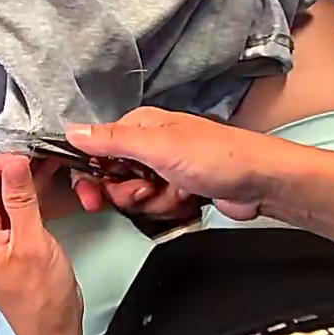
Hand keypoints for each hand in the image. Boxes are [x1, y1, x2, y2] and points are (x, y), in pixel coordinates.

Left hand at [0, 154, 82, 334]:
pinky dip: (30, 194)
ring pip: (3, 196)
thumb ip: (21, 199)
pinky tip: (47, 177)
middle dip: (10, 168)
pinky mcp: (12, 240)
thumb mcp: (32, 242)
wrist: (54, 332)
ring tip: (45, 158)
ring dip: (22, 178)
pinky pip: (16, 209)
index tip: (22, 155)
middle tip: (37, 153)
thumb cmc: (41, 295)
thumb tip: (14, 161)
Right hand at [66, 107, 288, 220]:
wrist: (262, 183)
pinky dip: (169, 207)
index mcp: (137, 127)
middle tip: (147, 191)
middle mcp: (145, 145)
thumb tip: (71, 131)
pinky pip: (155, 206)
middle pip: (111, 179)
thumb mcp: (156, 146)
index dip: (89, 177)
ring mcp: (161, 168)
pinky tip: (188, 199)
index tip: (91, 196)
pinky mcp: (175, 189)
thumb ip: (110, 141)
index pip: (94, 152)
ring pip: (133, 197)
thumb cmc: (214, 156)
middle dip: (127, 193)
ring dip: (153, 201)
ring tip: (177, 192)